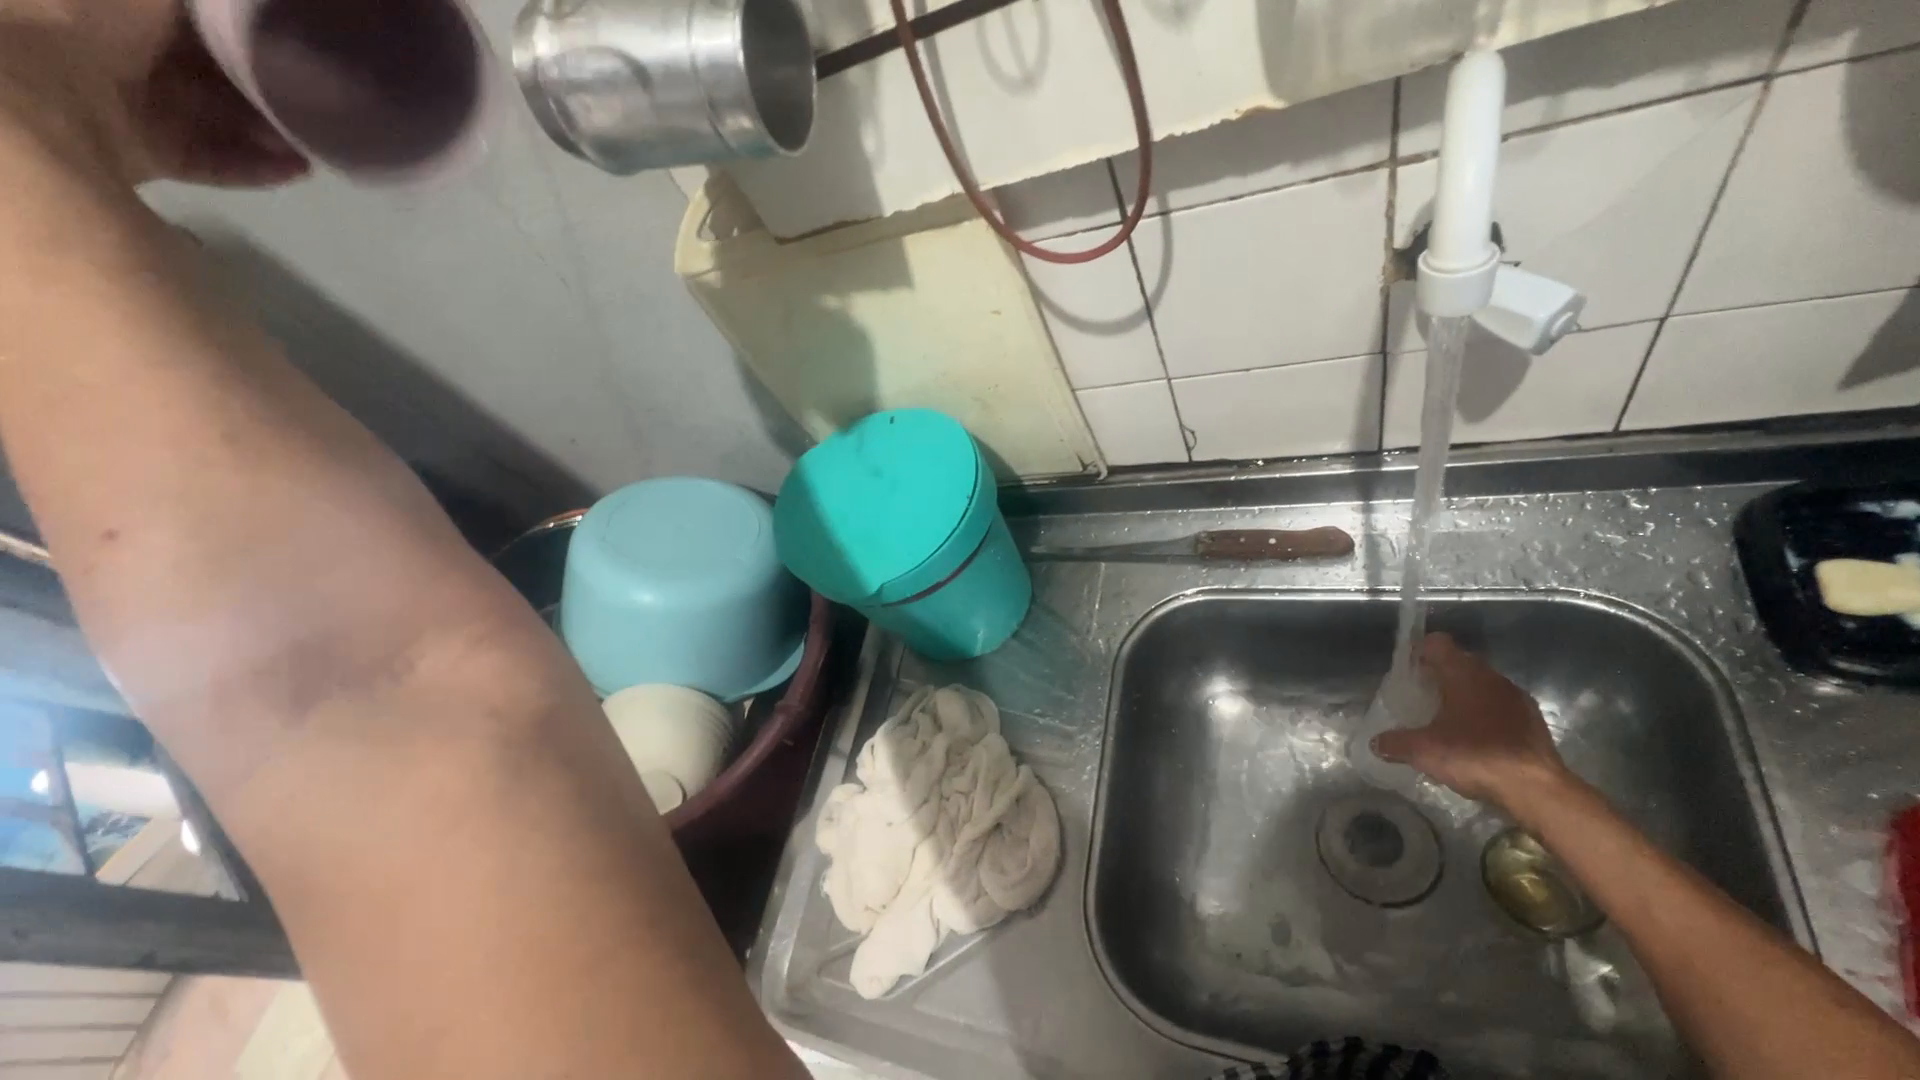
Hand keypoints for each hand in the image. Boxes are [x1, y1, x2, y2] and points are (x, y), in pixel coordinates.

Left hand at [0, 0, 307, 187]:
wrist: (39, 94)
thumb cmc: (85, 17)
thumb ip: (209, 4)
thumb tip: (252, 9)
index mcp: (114, 8)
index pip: (190, 25)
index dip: (242, 39)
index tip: (290, 52)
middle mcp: (115, 51)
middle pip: (206, 77)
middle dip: (261, 93)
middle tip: (312, 105)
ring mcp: (126, 108)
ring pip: (212, 120)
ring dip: (266, 135)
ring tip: (312, 146)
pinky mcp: (139, 155)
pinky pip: (203, 161)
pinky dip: (250, 168)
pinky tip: (294, 171)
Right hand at [1372, 632, 1567, 806]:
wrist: (1535, 788)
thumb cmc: (1474, 756)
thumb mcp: (1423, 751)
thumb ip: (1395, 742)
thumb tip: (1375, 742)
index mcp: (1463, 674)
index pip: (1437, 643)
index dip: (1419, 651)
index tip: (1407, 670)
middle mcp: (1491, 677)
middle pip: (1461, 662)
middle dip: (1441, 675)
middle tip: (1422, 697)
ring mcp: (1516, 697)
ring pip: (1483, 684)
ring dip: (1466, 695)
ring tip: (1448, 720)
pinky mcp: (1533, 719)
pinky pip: (1501, 706)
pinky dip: (1487, 714)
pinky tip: (1477, 738)